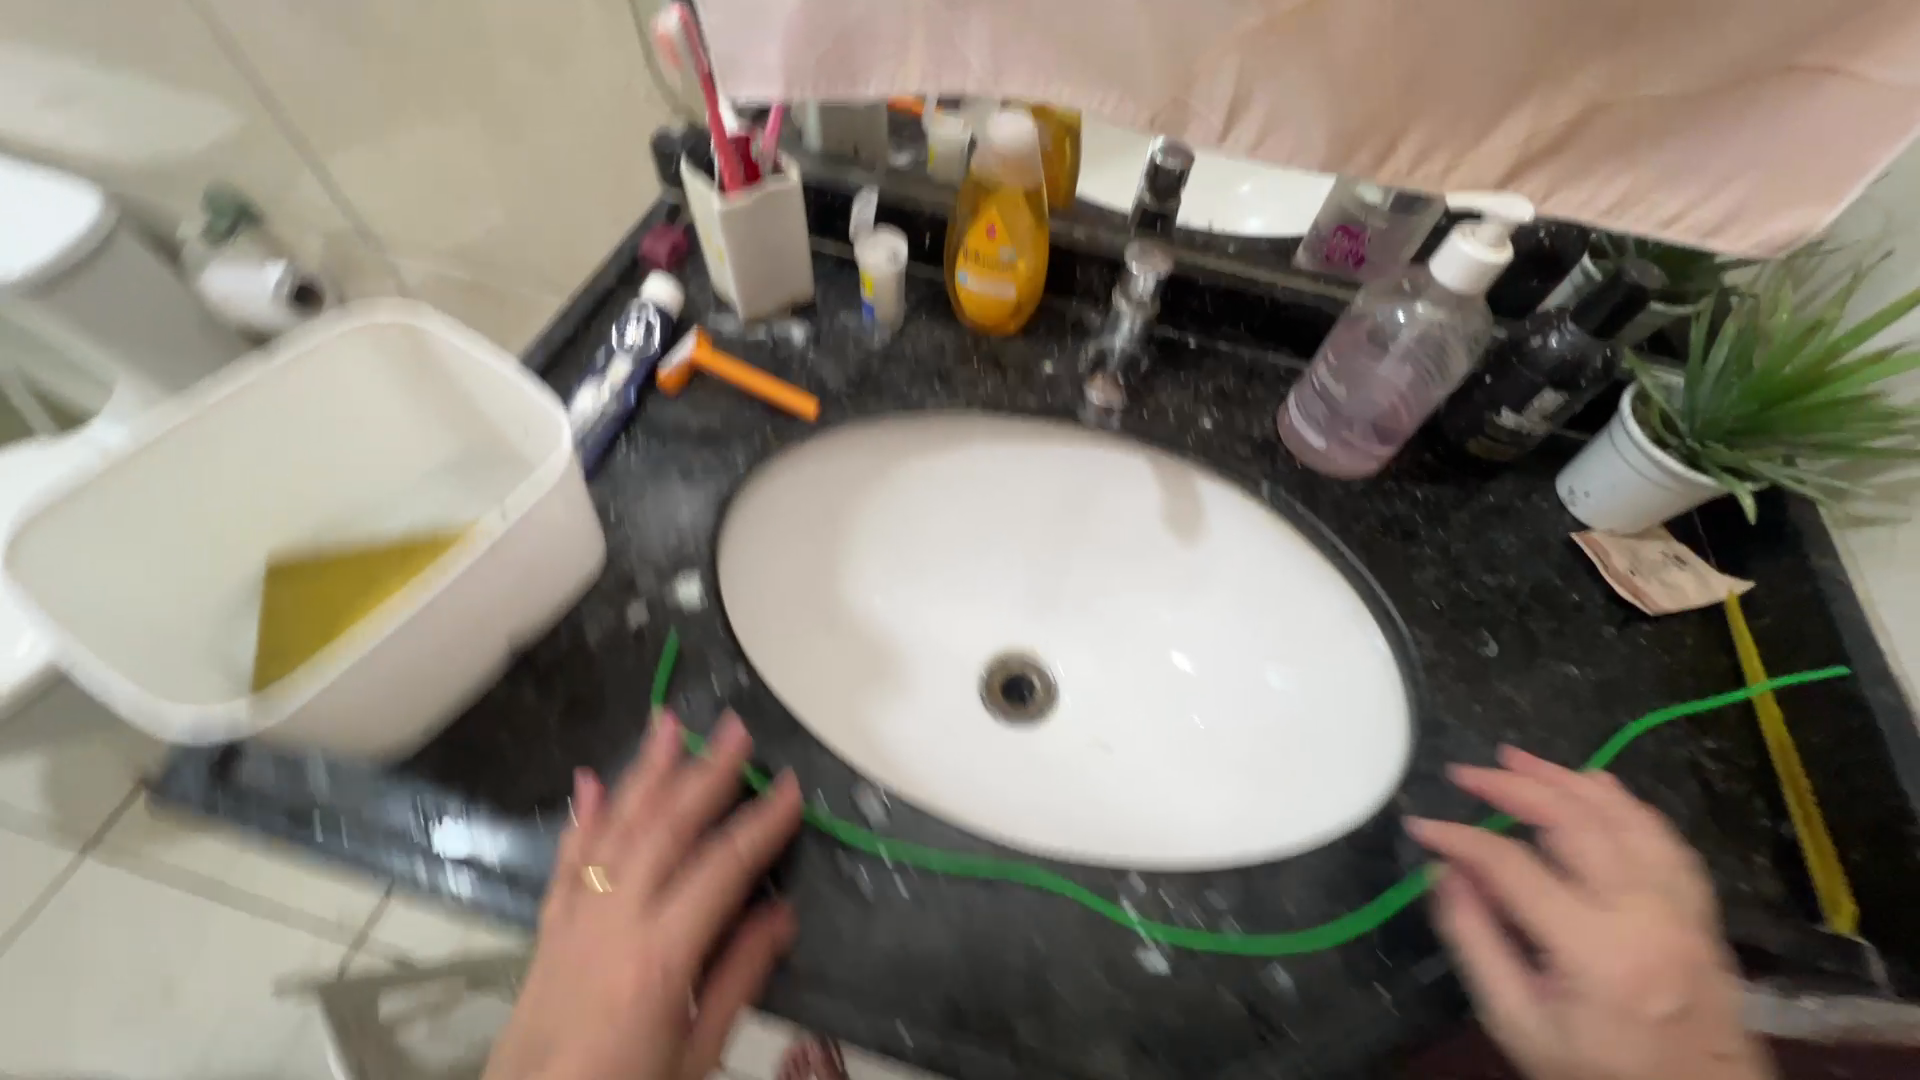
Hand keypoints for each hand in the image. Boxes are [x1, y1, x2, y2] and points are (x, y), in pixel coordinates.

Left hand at [485, 710, 803, 1079]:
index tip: (790, 787)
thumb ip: (739, 978)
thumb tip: (780, 912)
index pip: (722, 868)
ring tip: (668, 724)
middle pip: (664, 829)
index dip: (761, 824)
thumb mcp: (697, 1055)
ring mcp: (574, 922)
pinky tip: (590, 780)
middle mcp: (612, 923)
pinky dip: (582, 817)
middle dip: (704, 773)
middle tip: (735, 729)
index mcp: (660, 958)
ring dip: (644, 772)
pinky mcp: (547, 932)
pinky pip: (567, 862)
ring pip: (614, 829)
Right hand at [1408, 746, 1770, 1079]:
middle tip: (1465, 772)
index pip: (1512, 866)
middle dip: (1513, 786)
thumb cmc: (1593, 1070)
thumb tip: (1444, 870)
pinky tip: (1595, 784)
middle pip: (1577, 824)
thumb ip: (1474, 940)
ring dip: (1568, 780)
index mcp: (1596, 951)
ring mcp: (1684, 914)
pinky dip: (1626, 805)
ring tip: (1519, 759)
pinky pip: (1667, 842)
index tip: (1420, 826)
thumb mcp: (1514, 1020)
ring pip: (1628, 820)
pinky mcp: (1700, 916)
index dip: (1458, 837)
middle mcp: (1647, 919)